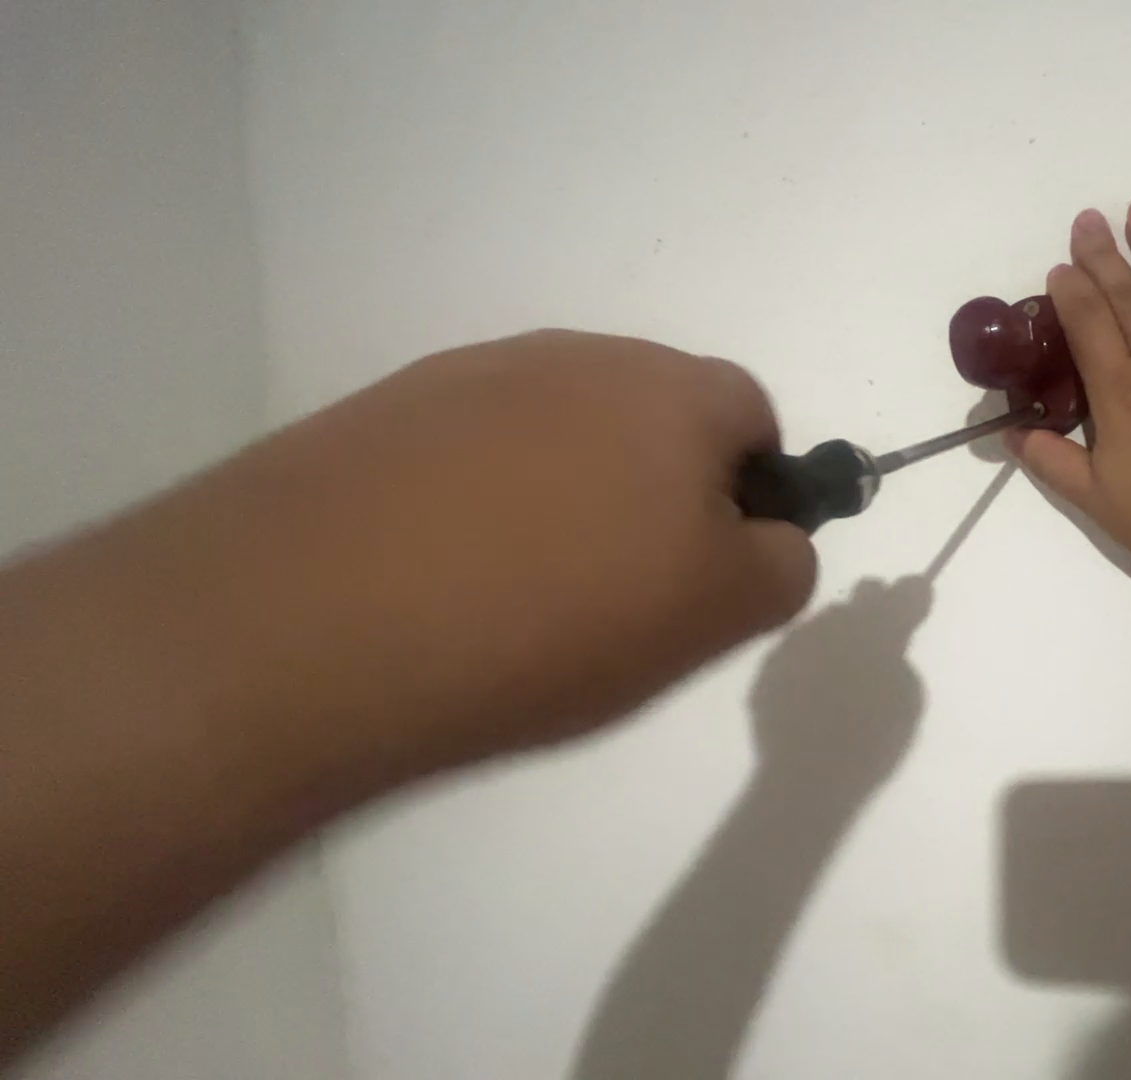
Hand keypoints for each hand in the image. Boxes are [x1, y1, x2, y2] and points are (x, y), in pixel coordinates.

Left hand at [41, 330, 815, 781]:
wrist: (301, 634)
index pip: (755, 415)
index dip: (754, 489)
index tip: (714, 562)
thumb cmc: (557, 617)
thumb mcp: (720, 613)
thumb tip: (775, 539)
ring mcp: (473, 377)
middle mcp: (579, 359)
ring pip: (573, 434)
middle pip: (662, 418)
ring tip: (539, 587)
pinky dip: (499, 500)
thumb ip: (787, 564)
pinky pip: (485, 452)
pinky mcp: (386, 414)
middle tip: (634, 586)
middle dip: (671, 491)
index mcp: (671, 391)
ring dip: (584, 494)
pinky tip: (461, 570)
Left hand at [749, 576, 930, 792]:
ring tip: (838, 667)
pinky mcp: (769, 664)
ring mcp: (798, 641)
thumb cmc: (872, 743)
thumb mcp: (909, 703)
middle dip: (872, 606)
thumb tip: (889, 652)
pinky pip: (794, 650)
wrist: (807, 774)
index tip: (915, 600)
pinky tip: (808, 688)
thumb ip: (900, 664)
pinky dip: (806, 661)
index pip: (904, 594)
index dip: (912, 594)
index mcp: (880, 632)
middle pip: (861, 594)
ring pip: (824, 621)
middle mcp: (837, 624)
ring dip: (835, 634)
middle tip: (876, 632)